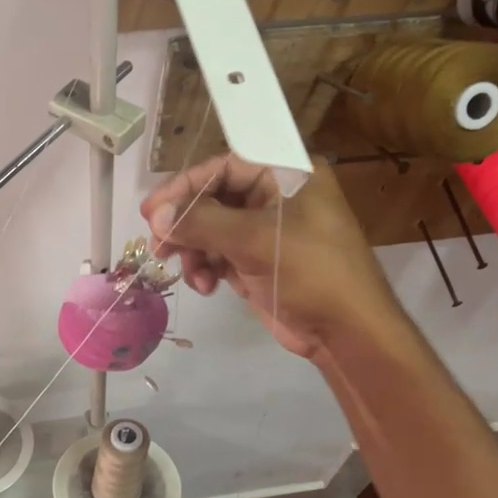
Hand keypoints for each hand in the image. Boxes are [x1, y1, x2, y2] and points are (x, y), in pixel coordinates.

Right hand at [140, 155, 394, 359]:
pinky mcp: (257, 262)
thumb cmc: (311, 272)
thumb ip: (202, 222)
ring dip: (194, 251)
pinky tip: (206, 286)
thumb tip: (155, 215)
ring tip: (191, 274)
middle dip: (185, 223)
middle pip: (213, 198)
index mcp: (287, 174)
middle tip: (159, 245)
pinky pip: (218, 255)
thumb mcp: (255, 240)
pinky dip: (206, 268)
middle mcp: (275, 196)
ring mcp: (266, 231)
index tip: (152, 210)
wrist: (345, 331)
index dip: (186, 185)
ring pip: (211, 230)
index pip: (224, 166)